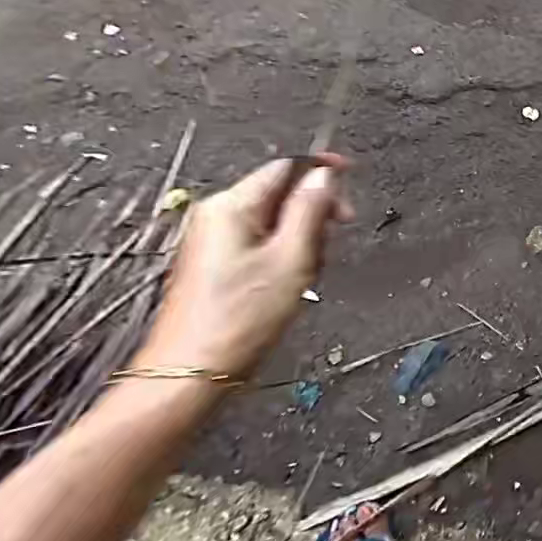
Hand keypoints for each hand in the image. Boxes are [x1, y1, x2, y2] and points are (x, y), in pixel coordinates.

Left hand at [139, 155, 353, 377]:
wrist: (191, 373)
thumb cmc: (241, 318)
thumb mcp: (292, 257)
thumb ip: (310, 209)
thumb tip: (324, 176)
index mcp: (231, 206)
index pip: (284, 167)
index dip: (320, 169)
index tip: (350, 174)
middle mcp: (218, 216)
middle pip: (281, 193)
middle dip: (314, 211)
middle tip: (334, 238)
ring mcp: (215, 240)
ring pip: (276, 220)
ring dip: (302, 238)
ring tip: (307, 271)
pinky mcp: (218, 263)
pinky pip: (263, 242)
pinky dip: (285, 254)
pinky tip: (291, 281)